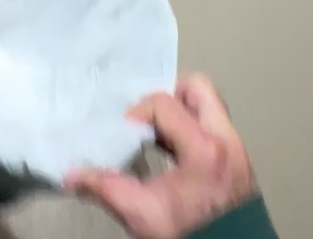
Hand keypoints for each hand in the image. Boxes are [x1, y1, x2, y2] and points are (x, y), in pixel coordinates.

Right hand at [66, 74, 258, 238]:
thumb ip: (106, 187)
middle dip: (170, 97)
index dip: (138, 112)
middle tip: (150, 120)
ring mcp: (238, 153)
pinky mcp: (240, 164)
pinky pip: (215, 128)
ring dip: (182, 113)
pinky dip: (193, 131)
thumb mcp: (142, 214)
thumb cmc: (191, 238)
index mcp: (205, 149)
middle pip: (198, 88)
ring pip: (210, 106)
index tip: (128, 135)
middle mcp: (227, 143)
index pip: (164, 103)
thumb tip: (72, 173)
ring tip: (161, 136)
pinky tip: (175, 154)